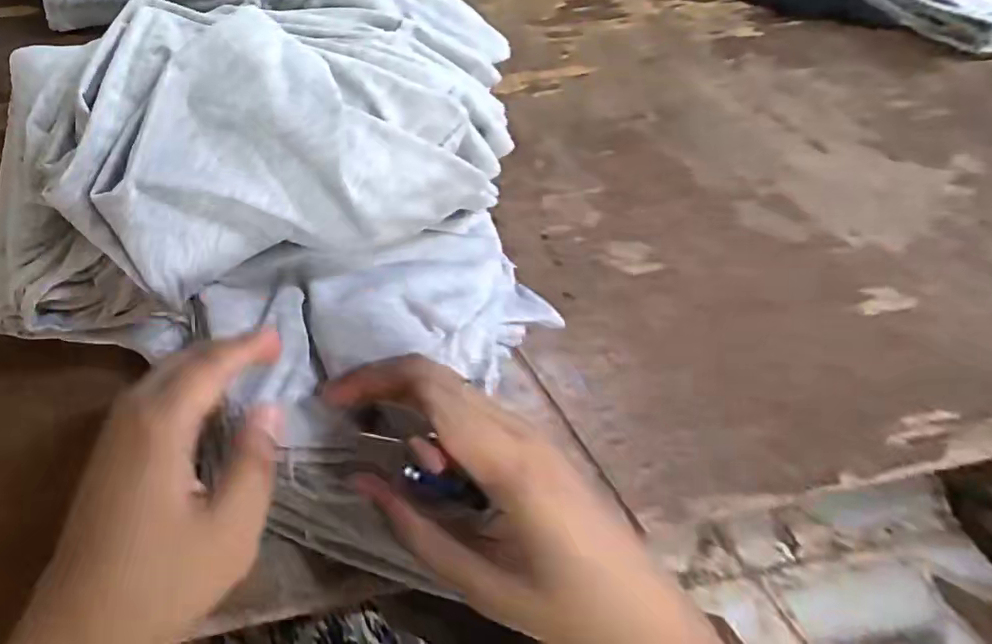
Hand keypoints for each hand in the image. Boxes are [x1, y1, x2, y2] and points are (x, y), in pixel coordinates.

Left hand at [9, 331, 282, 643]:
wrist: (84, 617)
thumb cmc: (163, 577)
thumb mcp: (228, 533)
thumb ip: (253, 465)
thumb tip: (268, 408)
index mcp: (160, 421)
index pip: (208, 365)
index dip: (245, 346)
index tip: (277, 335)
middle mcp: (132, 408)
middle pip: (182, 361)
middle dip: (224, 350)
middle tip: (265, 348)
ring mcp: (114, 425)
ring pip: (163, 374)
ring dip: (202, 366)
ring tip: (240, 367)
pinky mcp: (108, 444)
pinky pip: (151, 394)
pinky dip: (183, 385)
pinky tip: (201, 404)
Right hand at [323, 357, 714, 643]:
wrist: (660, 631)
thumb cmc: (571, 615)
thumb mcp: (483, 583)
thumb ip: (414, 528)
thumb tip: (361, 478)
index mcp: (507, 460)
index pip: (426, 386)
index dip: (370, 380)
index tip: (330, 398)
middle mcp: (519, 429)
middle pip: (434, 373)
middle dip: (380, 378)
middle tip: (343, 407)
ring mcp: (532, 431)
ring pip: (451, 385)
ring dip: (407, 399)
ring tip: (392, 451)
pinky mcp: (537, 442)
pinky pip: (471, 406)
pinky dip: (434, 415)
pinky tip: (433, 463)